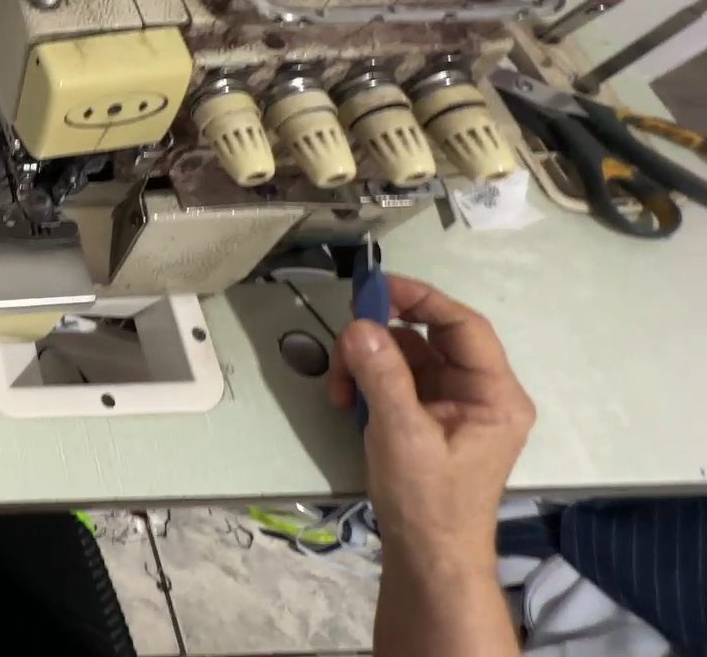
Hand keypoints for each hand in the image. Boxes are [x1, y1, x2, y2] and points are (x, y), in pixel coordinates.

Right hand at [329, 275, 534, 565]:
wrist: (425, 547)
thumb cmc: (427, 494)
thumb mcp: (402, 434)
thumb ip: (383, 376)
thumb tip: (360, 325)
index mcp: (493, 395)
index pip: (463, 327)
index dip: (421, 299)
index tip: (374, 287)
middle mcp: (475, 390)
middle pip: (424, 336)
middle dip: (378, 335)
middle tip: (344, 337)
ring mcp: (445, 399)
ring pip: (398, 352)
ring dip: (361, 360)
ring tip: (340, 388)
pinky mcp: (418, 409)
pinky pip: (386, 373)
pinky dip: (360, 377)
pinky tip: (344, 398)